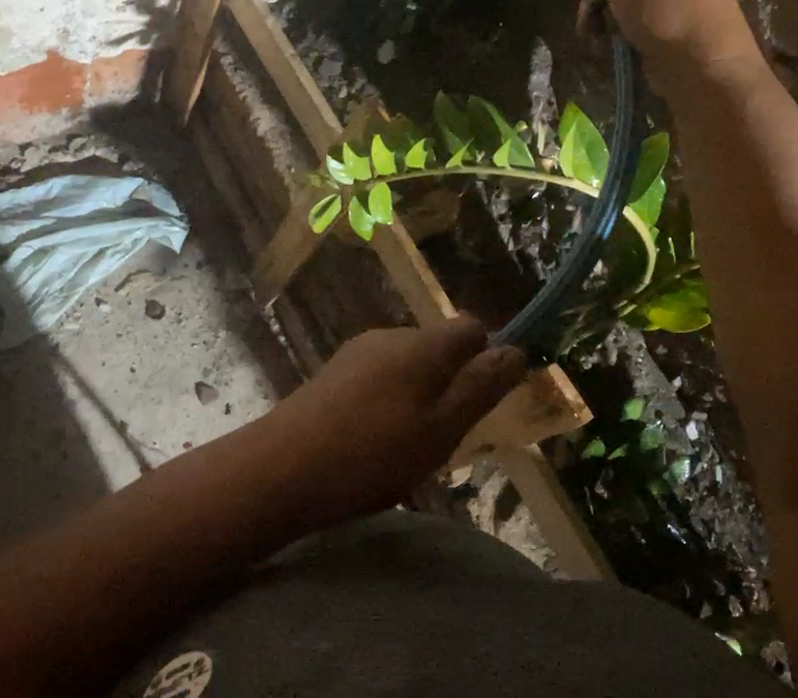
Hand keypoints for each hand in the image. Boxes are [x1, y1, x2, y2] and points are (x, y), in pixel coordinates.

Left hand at [251, 317, 525, 525]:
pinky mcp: (332, 376)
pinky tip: (374, 445)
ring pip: (408, 366)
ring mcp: (356, 354)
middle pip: (439, 347)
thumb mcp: (442, 429)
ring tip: (409, 448)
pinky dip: (390, 405)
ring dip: (420, 398)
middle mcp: (390, 336)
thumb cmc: (373, 453)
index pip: (471, 328)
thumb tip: (517, 350)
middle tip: (448, 438)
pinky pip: (379, 380)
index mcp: (423, 344)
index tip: (486, 402)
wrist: (280, 470)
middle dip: (452, 384)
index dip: (487, 357)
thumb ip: (481, 388)